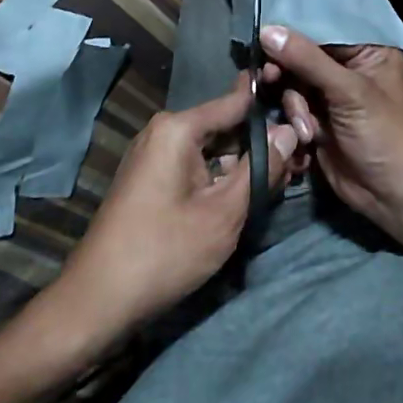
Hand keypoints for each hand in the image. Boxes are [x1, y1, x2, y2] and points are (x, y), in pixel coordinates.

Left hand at [56, 74, 298, 332]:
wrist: (98, 300)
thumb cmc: (165, 252)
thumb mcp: (224, 212)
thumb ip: (261, 169)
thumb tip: (290, 130)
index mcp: (178, 128)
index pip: (237, 101)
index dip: (272, 106)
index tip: (304, 111)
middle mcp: (164, 132)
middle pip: (226, 126)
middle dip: (263, 142)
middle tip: (304, 157)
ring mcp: (156, 156)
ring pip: (215, 150)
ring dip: (246, 164)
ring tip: (288, 175)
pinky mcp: (154, 179)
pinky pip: (198, 166)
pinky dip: (224, 178)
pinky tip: (252, 192)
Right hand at [260, 25, 402, 229]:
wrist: (388, 194)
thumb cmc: (383, 135)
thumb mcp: (349, 93)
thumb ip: (308, 60)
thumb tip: (268, 30)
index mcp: (369, 49)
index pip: (326, 25)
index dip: (296, 27)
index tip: (265, 31)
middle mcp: (349, 65)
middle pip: (303, 51)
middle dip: (287, 69)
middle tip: (270, 77)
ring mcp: (331, 92)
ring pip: (293, 79)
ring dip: (294, 102)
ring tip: (305, 126)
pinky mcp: (316, 115)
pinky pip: (292, 104)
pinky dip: (294, 118)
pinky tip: (305, 136)